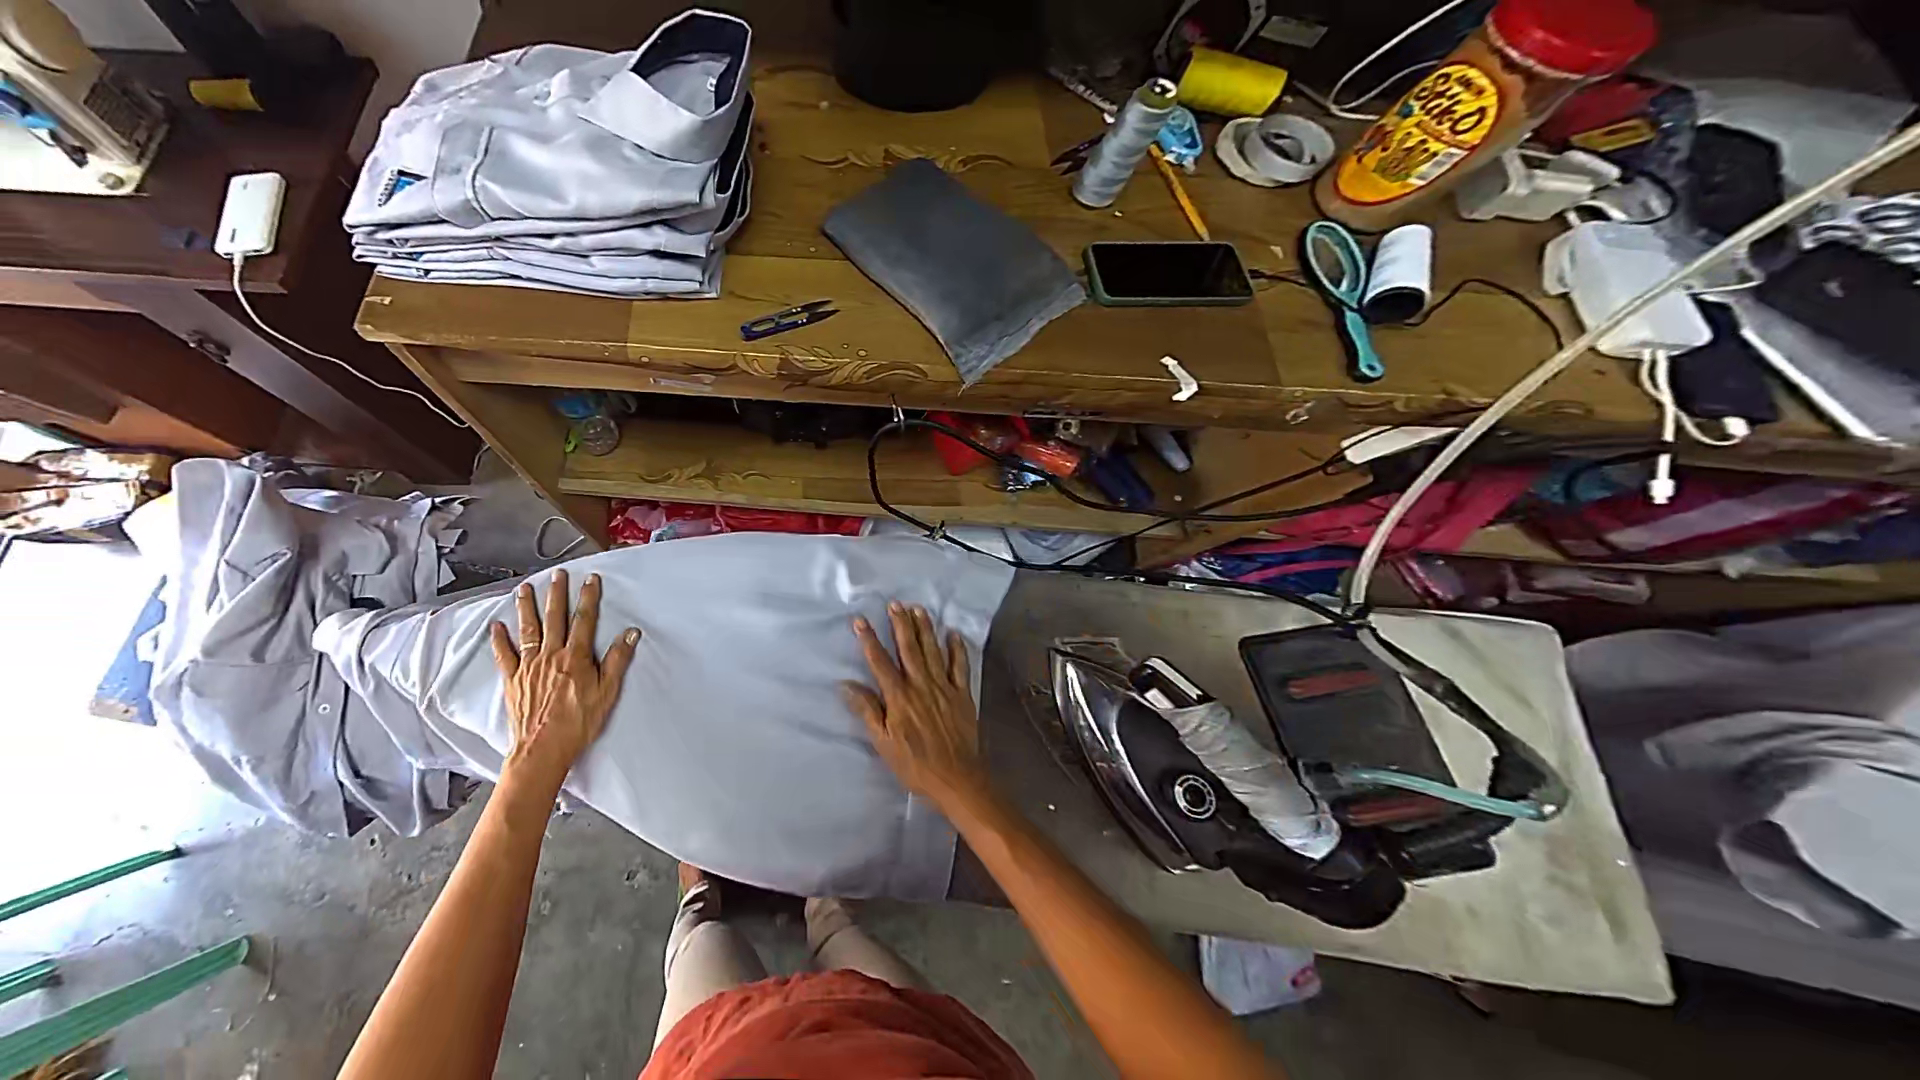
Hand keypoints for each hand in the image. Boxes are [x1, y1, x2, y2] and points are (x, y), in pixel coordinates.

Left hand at [490, 569, 638, 789]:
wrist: (542, 749)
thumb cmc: (579, 722)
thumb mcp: (608, 692)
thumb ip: (617, 660)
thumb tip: (630, 633)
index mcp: (575, 657)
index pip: (584, 620)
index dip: (588, 598)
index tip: (590, 579)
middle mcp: (550, 656)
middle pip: (554, 618)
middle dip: (557, 594)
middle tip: (558, 575)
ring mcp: (529, 666)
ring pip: (528, 630)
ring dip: (527, 607)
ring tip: (525, 588)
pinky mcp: (513, 680)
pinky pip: (504, 655)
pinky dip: (499, 640)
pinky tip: (496, 626)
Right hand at [845, 602, 988, 806]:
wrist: (956, 776)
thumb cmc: (914, 764)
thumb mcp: (883, 742)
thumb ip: (867, 710)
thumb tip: (847, 685)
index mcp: (898, 696)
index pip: (880, 662)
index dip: (869, 640)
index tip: (860, 621)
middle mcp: (920, 685)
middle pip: (908, 648)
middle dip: (900, 624)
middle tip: (894, 604)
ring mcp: (944, 686)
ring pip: (933, 650)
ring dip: (925, 628)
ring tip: (918, 609)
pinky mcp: (962, 693)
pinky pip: (959, 665)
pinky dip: (956, 648)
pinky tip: (953, 634)